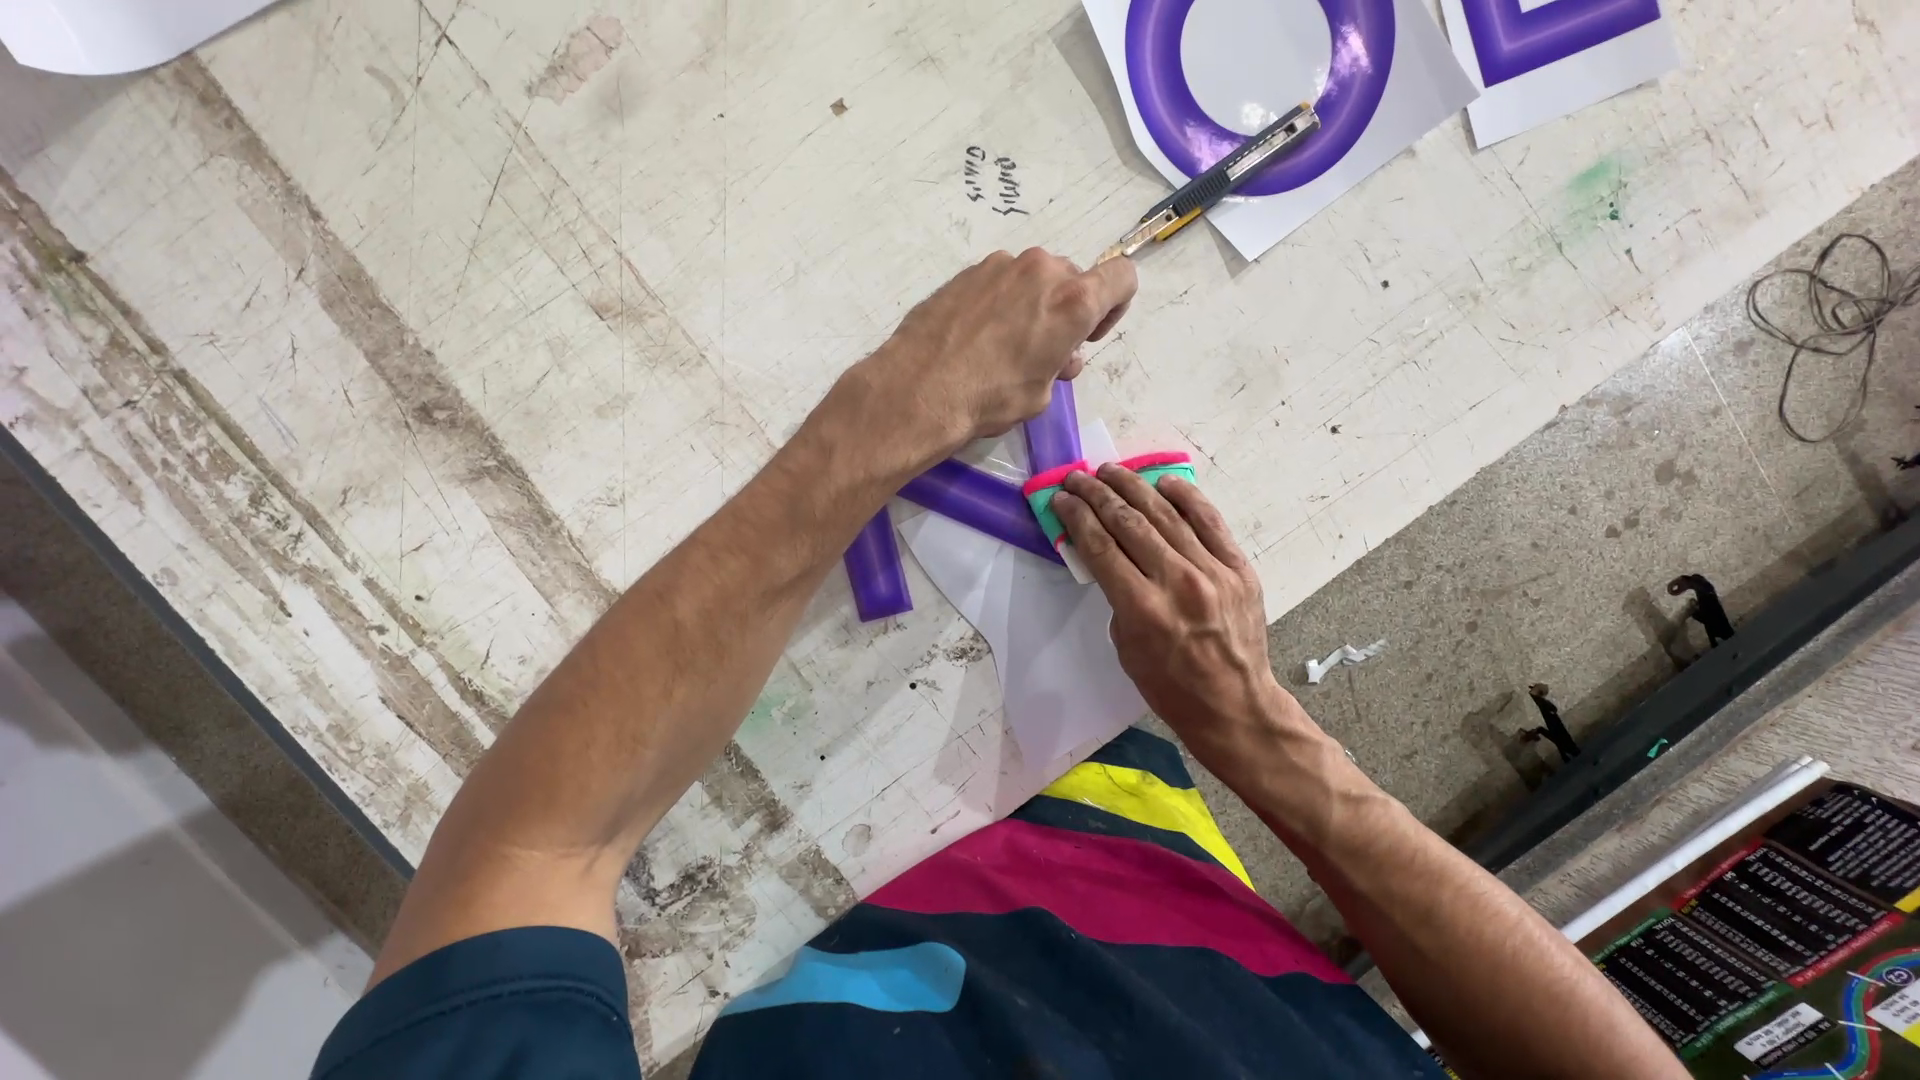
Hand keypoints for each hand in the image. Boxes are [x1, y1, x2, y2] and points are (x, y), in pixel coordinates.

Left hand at [863, 248, 1135, 449]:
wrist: (918, 389)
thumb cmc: (989, 399)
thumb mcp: (1040, 394)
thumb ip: (1060, 363)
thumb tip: (1059, 355)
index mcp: (1073, 301)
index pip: (1122, 277)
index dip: (1113, 307)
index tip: (1088, 336)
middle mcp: (1042, 270)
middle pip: (1074, 279)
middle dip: (1066, 310)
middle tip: (1041, 351)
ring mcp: (1001, 265)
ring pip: (1034, 279)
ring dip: (1031, 304)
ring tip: (1003, 346)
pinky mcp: (967, 271)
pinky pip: (1000, 281)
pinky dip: (999, 302)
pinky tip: (976, 337)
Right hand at [1052, 465, 1292, 757]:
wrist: (1233, 704)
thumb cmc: (1170, 685)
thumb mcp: (1126, 646)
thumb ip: (1117, 596)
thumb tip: (1111, 556)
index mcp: (1142, 608)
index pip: (1101, 546)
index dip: (1077, 516)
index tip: (1062, 498)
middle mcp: (1176, 582)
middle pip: (1128, 522)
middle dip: (1097, 494)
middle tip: (1078, 478)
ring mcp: (1212, 571)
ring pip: (1165, 514)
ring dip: (1133, 487)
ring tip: (1110, 471)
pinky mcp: (1238, 567)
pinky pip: (1208, 521)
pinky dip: (1185, 497)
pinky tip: (1163, 482)